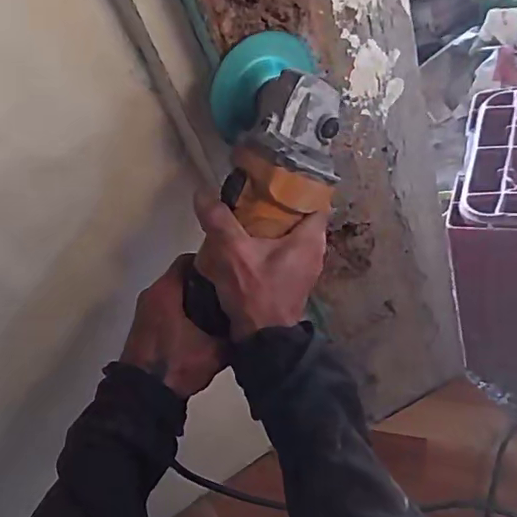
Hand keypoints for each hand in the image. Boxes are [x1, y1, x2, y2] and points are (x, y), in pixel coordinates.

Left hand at [120, 254, 227, 397]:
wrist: (144, 396)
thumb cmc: (176, 365)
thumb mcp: (215, 351)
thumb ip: (233, 334)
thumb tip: (249, 324)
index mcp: (165, 290)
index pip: (188, 260)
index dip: (210, 263)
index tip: (228, 273)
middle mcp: (151, 295)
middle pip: (181, 278)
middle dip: (205, 284)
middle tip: (229, 293)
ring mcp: (145, 312)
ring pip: (174, 296)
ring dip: (193, 302)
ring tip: (220, 312)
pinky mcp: (144, 328)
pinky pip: (167, 311)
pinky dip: (183, 314)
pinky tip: (202, 330)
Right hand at [192, 190, 328, 338]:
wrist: (262, 341)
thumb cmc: (256, 294)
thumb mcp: (233, 253)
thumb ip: (219, 221)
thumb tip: (203, 194)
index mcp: (310, 238)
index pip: (312, 198)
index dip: (294, 184)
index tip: (271, 176)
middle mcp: (313, 250)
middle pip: (298, 215)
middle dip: (275, 202)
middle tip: (250, 192)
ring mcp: (304, 267)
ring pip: (288, 234)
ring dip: (268, 224)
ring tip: (243, 213)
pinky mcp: (291, 280)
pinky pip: (281, 250)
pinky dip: (266, 242)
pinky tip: (244, 240)